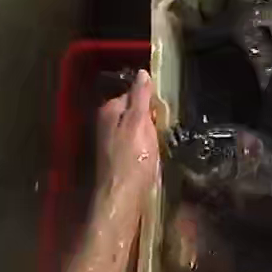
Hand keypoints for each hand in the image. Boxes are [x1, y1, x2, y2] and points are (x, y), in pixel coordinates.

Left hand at [94, 70, 159, 226]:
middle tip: (165, 126)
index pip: (134, 93)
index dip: (150, 99)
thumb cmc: (133, 158)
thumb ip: (141, 97)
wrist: (122, 199)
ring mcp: (111, 142)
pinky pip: (137, 144)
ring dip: (150, 133)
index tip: (164, 108)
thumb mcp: (139, 122)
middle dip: (151, 117)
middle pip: (135, 111)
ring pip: (137, 128)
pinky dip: (147, 147)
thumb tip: (142, 72)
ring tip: (162, 141)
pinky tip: (154, 155)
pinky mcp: (119, 159)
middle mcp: (106, 124)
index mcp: (110, 111)